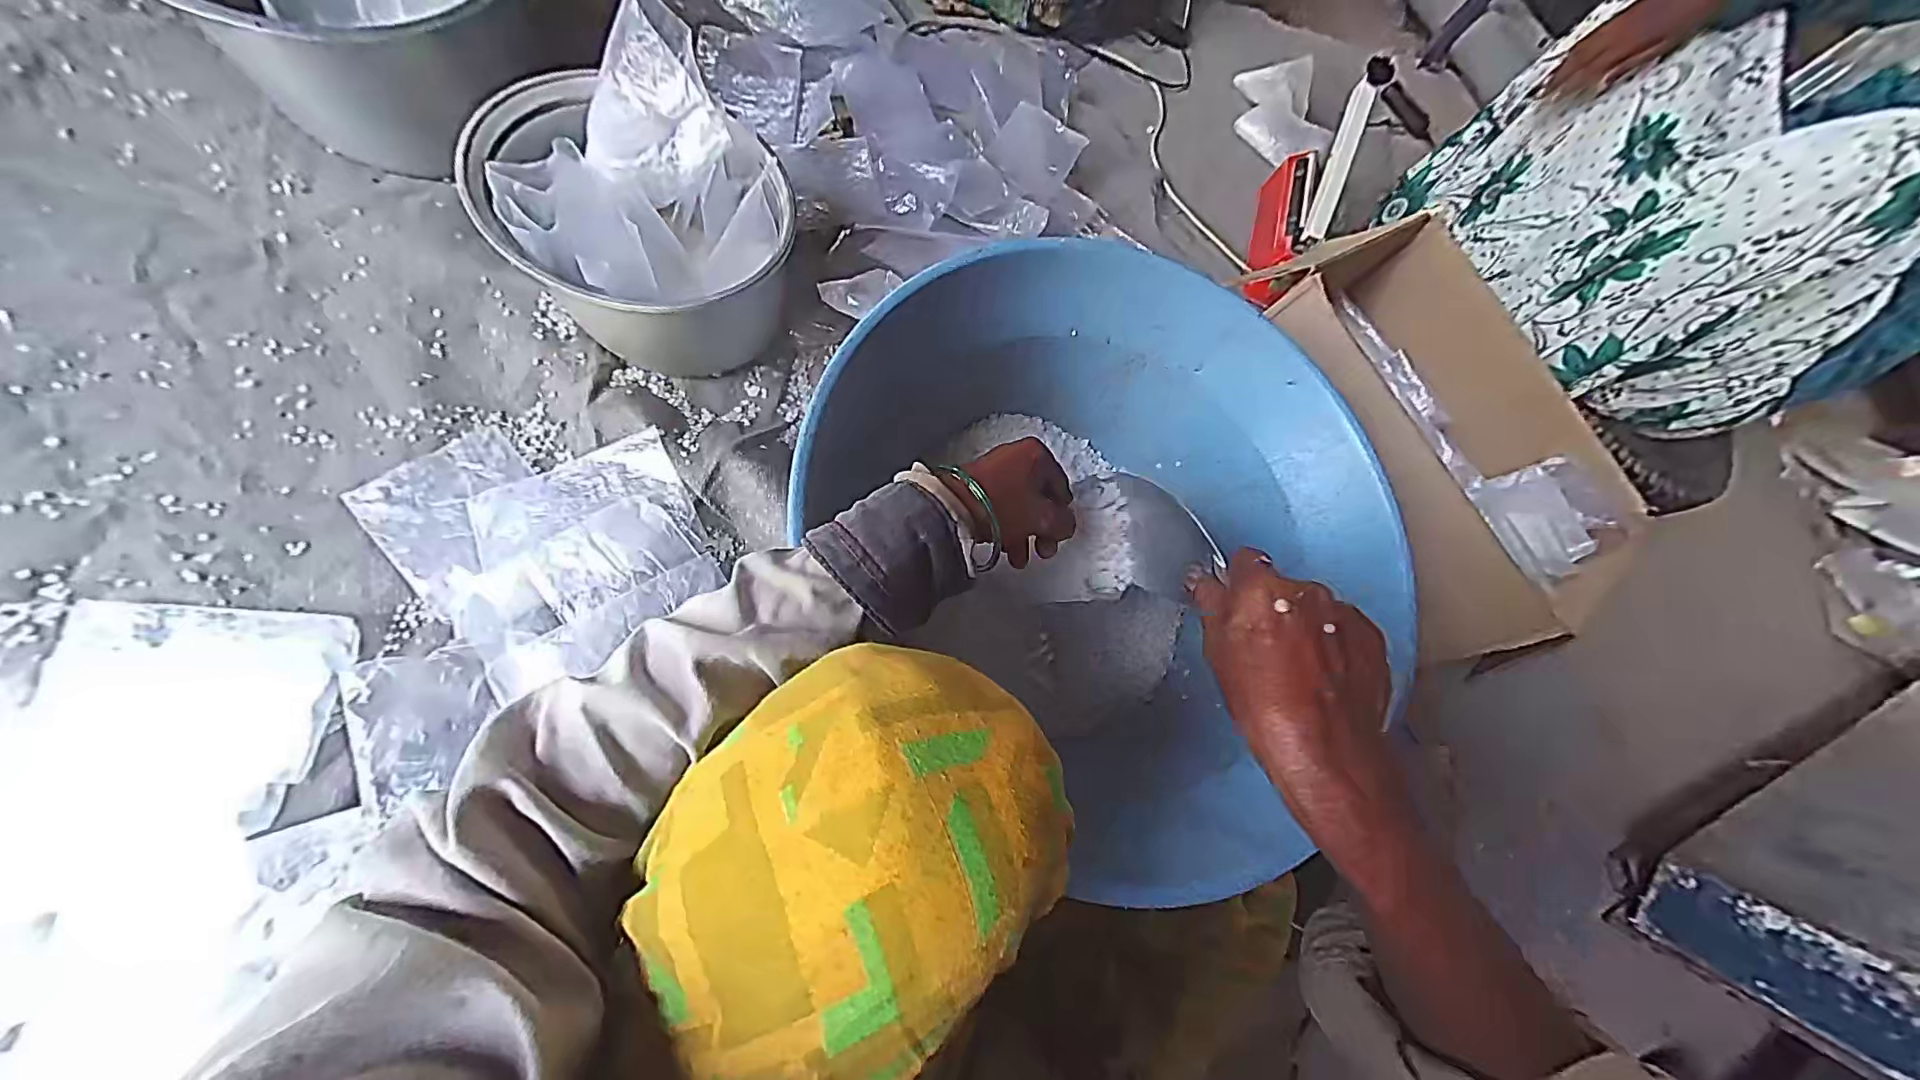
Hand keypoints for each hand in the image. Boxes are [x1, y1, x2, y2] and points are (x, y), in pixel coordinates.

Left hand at [943, 437, 1075, 568]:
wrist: (955, 507)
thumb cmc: (1002, 505)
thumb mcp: (1044, 518)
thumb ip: (1064, 523)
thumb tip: (1064, 525)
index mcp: (1036, 454)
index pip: (1061, 488)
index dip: (1062, 515)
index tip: (1058, 533)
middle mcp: (1015, 455)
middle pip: (1039, 498)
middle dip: (1042, 528)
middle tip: (1043, 548)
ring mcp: (994, 469)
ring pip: (1019, 504)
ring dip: (1024, 532)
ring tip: (1018, 556)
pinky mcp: (976, 484)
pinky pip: (1000, 506)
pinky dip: (1006, 525)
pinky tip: (1004, 548)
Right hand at [1188, 549, 1392, 820]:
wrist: (1326, 750)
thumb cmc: (1270, 709)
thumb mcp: (1218, 654)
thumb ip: (1212, 607)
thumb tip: (1206, 585)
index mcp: (1261, 589)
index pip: (1244, 559)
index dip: (1235, 580)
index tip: (1231, 596)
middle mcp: (1306, 592)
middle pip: (1280, 585)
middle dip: (1269, 606)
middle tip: (1258, 645)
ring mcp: (1342, 613)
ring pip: (1311, 606)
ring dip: (1301, 625)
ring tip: (1290, 668)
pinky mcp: (1370, 636)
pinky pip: (1341, 628)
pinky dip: (1330, 643)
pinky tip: (1316, 675)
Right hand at [1542, 0, 1720, 97]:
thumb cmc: (1696, 9)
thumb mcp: (1666, 44)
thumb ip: (1630, 65)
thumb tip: (1602, 84)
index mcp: (1623, 44)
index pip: (1585, 73)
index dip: (1565, 91)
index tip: (1549, 105)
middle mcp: (1615, 33)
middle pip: (1576, 60)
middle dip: (1556, 80)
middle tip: (1541, 96)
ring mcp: (1617, 23)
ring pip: (1579, 48)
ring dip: (1561, 66)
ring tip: (1549, 81)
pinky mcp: (1622, 16)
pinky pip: (1589, 37)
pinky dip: (1575, 51)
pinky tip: (1572, 56)